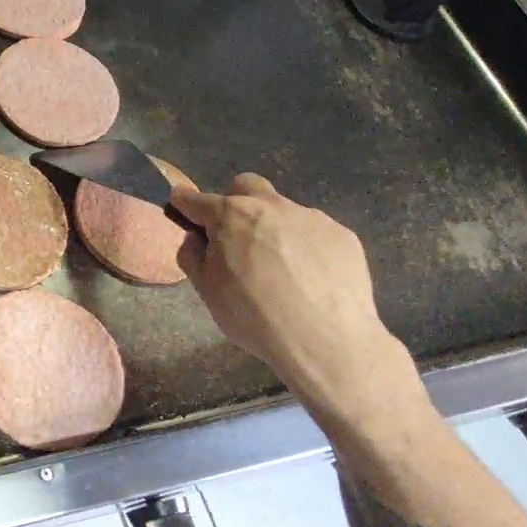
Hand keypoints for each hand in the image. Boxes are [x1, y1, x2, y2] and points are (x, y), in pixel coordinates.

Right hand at [171, 174, 427, 426]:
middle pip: (244, 186)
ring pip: (282, 211)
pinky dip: (305, 247)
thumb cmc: (253, 315)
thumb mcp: (206, 291)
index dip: (184, 207)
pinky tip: (310, 279)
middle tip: (236, 240)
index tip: (184, 218)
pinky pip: (313, 232)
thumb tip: (197, 239)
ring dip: (273, 228)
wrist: (327, 340)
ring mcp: (311, 217)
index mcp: (230, 215)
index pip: (193, 198)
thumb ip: (192, 256)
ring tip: (281, 270)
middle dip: (234, 203)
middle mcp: (270, 206)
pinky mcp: (342, 234)